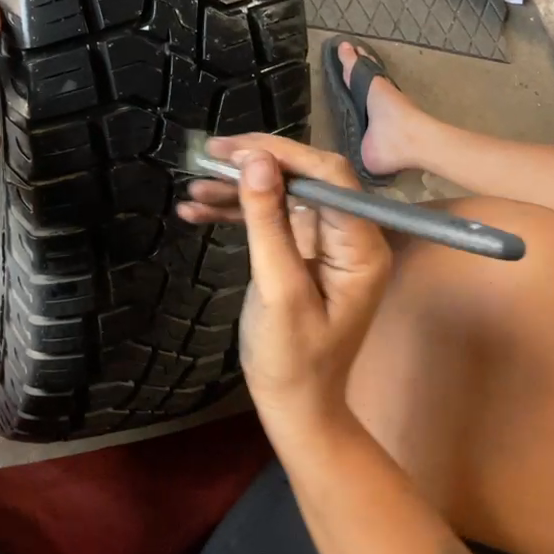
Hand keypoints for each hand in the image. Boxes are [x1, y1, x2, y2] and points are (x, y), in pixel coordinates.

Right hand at [178, 134, 393, 429]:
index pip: (329, 176)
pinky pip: (269, 217)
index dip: (283, 154)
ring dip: (236, 189)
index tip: (233, 150)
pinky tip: (196, 212)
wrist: (293, 403)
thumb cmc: (293, 358)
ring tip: (192, 190)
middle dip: (254, 165)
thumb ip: (268, 221)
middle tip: (207, 158)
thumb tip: (255, 160)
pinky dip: (234, 212)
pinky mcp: (300, 250)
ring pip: (281, 194)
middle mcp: (350, 235)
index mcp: (362, 245)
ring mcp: (324, 242)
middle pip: (304, 177)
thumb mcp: (277, 288)